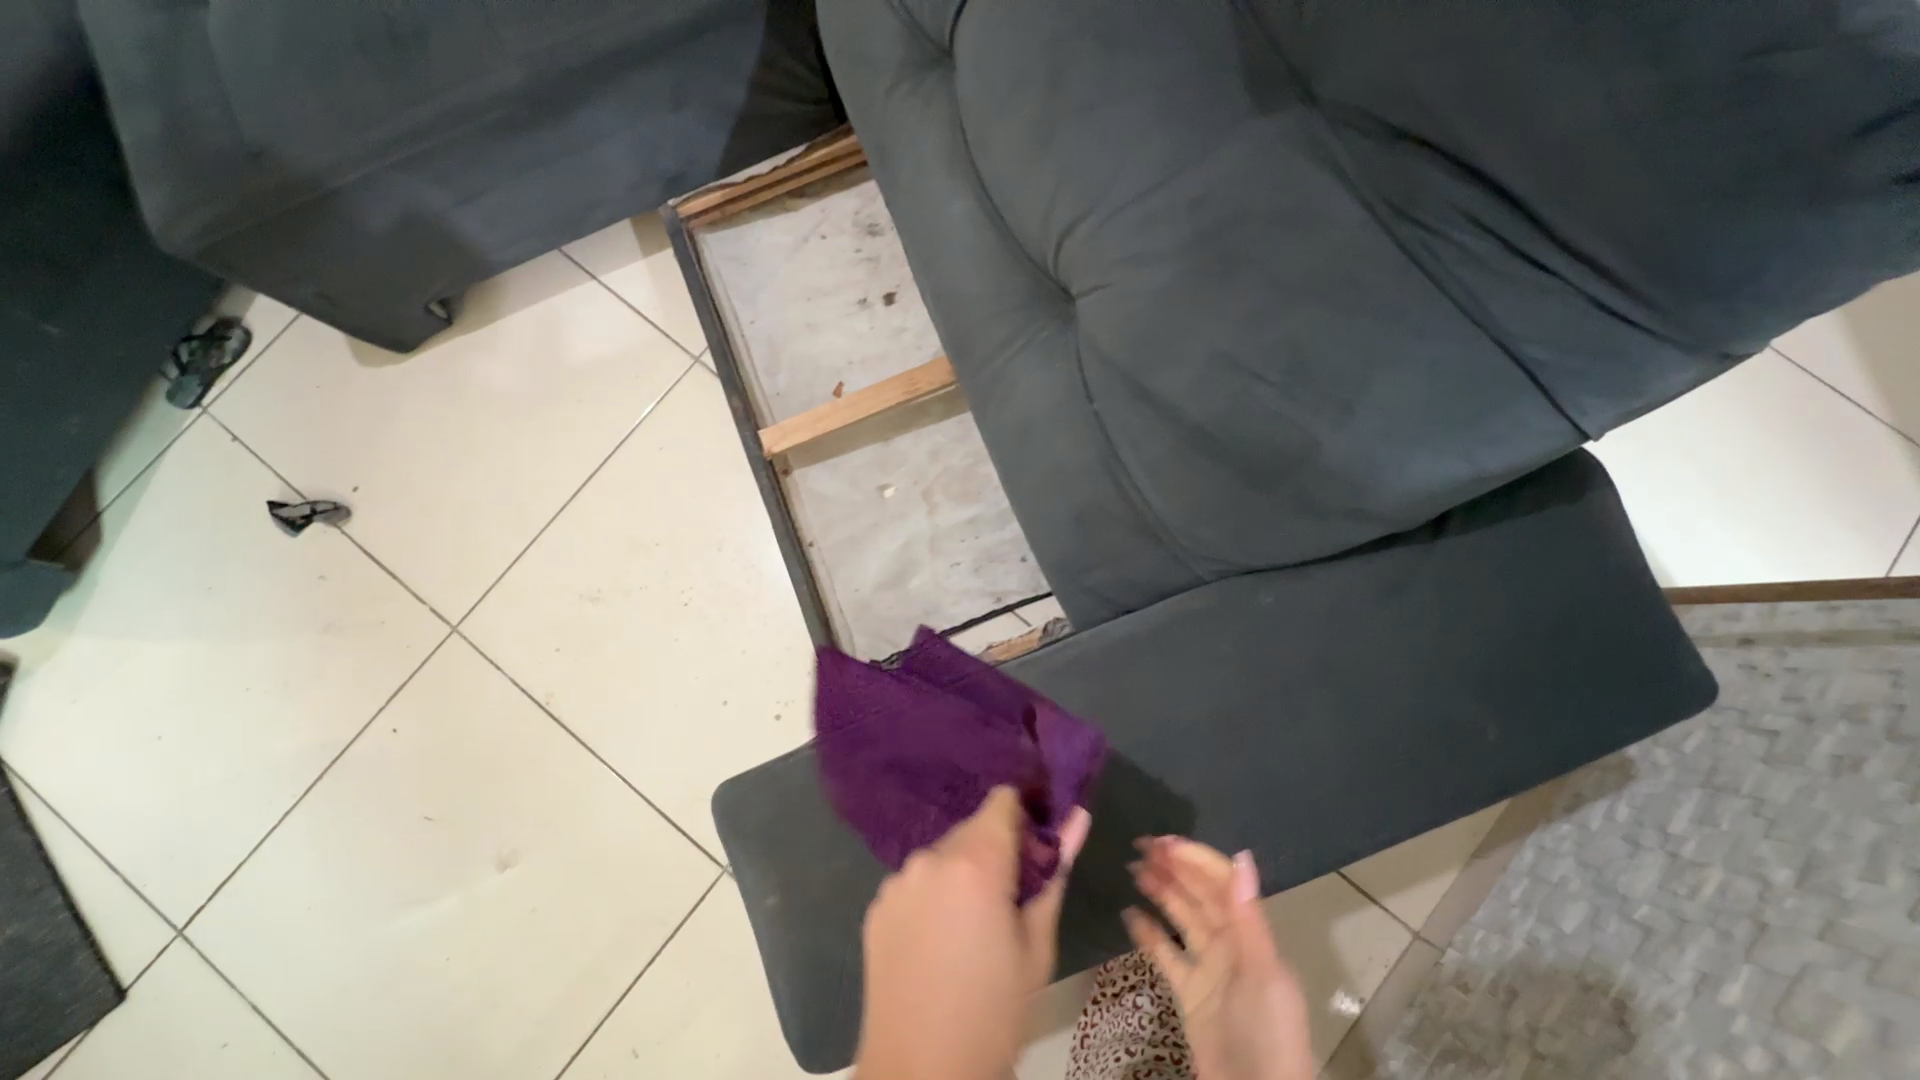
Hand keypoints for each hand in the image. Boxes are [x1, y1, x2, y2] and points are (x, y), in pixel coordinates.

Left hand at [854, 787, 1091, 1079]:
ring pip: (942, 858)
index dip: (1024, 815)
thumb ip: (1054, 874)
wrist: (919, 1071)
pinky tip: (938, 942)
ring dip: (962, 875)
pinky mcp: (875, 907)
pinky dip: (932, 897)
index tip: (1038, 845)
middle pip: (971, 830)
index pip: (1002, 801)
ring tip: (974, 929)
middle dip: (995, 852)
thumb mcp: (1036, 947)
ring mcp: (896, 882)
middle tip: (1013, 901)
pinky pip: (915, 884)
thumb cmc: (994, 1012)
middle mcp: (929, 859)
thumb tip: (1076, 817)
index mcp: (975, 863)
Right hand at [1124, 839, 1316, 1079]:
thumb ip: (1248, 917)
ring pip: (1183, 919)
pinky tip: (1129, 915)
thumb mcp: (1262, 974)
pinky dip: (1149, 934)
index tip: (1163, 842)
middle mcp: (1231, 946)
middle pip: (1201, 896)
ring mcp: (1209, 970)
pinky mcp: (1190, 995)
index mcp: (1252, 937)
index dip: (1195, 859)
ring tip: (1134, 869)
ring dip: (1161, 891)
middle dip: (1175, 867)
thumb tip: (1242, 856)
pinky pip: (1167, 955)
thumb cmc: (1267, 1033)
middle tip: (1141, 844)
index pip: (1223, 884)